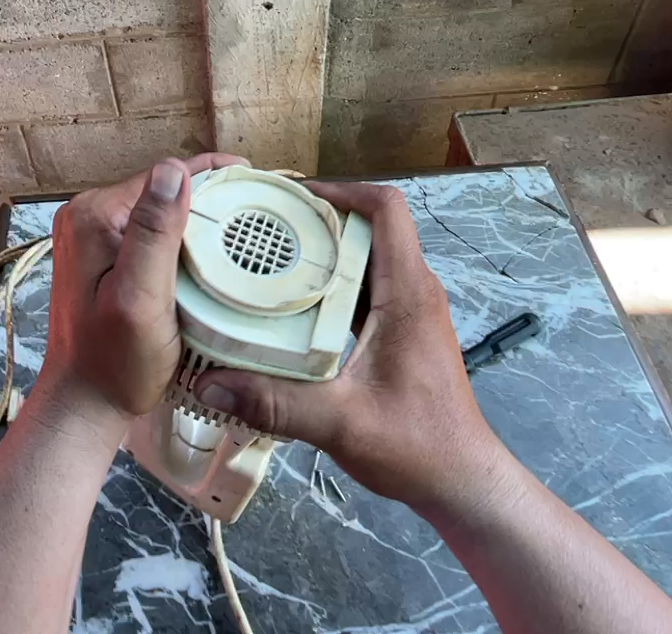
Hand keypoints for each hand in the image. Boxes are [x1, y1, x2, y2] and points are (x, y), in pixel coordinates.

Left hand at [37, 152, 250, 436]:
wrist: (84, 402)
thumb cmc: (115, 361)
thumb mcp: (140, 298)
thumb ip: (154, 233)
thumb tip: (172, 170)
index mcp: (93, 216)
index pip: (161, 178)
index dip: (210, 175)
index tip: (252, 180)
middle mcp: (86, 216)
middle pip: (159, 192)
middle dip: (205, 198)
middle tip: (252, 210)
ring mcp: (90, 236)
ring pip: (156, 213)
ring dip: (193, 220)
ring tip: (238, 230)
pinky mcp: (99, 256)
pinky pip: (147, 234)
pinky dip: (178, 240)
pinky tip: (205, 254)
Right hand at [193, 180, 511, 512]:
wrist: (464, 482)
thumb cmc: (417, 444)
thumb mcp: (340, 422)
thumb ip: (274, 401)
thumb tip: (207, 384)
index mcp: (406, 291)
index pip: (387, 209)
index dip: (342, 189)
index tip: (293, 197)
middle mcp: (413, 289)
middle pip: (371, 226)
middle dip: (320, 218)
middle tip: (266, 227)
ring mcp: (410, 309)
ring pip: (367, 256)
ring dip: (325, 250)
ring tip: (271, 259)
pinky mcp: (402, 329)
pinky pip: (365, 285)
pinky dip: (331, 282)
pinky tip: (292, 305)